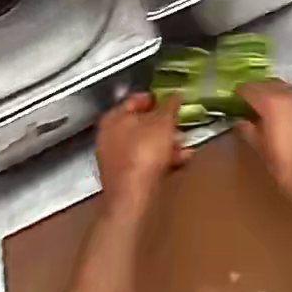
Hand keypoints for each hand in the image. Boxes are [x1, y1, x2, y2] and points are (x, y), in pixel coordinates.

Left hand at [95, 93, 187, 214]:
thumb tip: (175, 94)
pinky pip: (144, 161)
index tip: (169, 100)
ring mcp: (114, 158)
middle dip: (163, 124)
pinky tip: (178, 160)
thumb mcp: (164, 123)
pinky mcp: (123, 176)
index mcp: (113, 118)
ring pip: (144, 143)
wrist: (133, 196)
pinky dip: (160, 158)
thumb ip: (170, 106)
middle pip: (140, 123)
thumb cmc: (145, 153)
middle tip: (178, 124)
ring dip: (165, 142)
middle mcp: (108, 136)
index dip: (154, 98)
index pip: (134, 100)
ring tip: (183, 145)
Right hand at [233, 79, 291, 219]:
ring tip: (268, 109)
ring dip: (275, 93)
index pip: (251, 88)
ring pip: (287, 88)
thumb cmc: (288, 169)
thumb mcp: (263, 151)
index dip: (240, 92)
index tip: (234, 99)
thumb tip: (240, 122)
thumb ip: (249, 131)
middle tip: (249, 104)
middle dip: (258, 91)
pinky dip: (290, 99)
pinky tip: (287, 114)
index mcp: (273, 103)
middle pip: (270, 84)